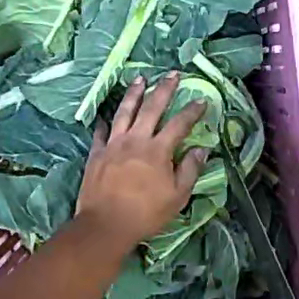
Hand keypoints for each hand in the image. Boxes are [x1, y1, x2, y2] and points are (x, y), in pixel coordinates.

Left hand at [76, 74, 205, 250]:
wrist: (106, 224)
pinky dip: (104, 123)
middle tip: (172, 74)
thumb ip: (190, 170)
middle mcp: (136, 140)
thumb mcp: (177, 196)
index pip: (179, 124)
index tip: (202, 100)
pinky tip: (106, 117)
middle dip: (164, 89)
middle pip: (152, 108)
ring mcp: (113, 145)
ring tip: (139, 79)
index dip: (192, 111)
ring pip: (124, 112)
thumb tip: (202, 150)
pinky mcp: (96, 154)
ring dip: (134, 94)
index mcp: (158, 150)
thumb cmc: (146, 214)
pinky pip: (100, 133)